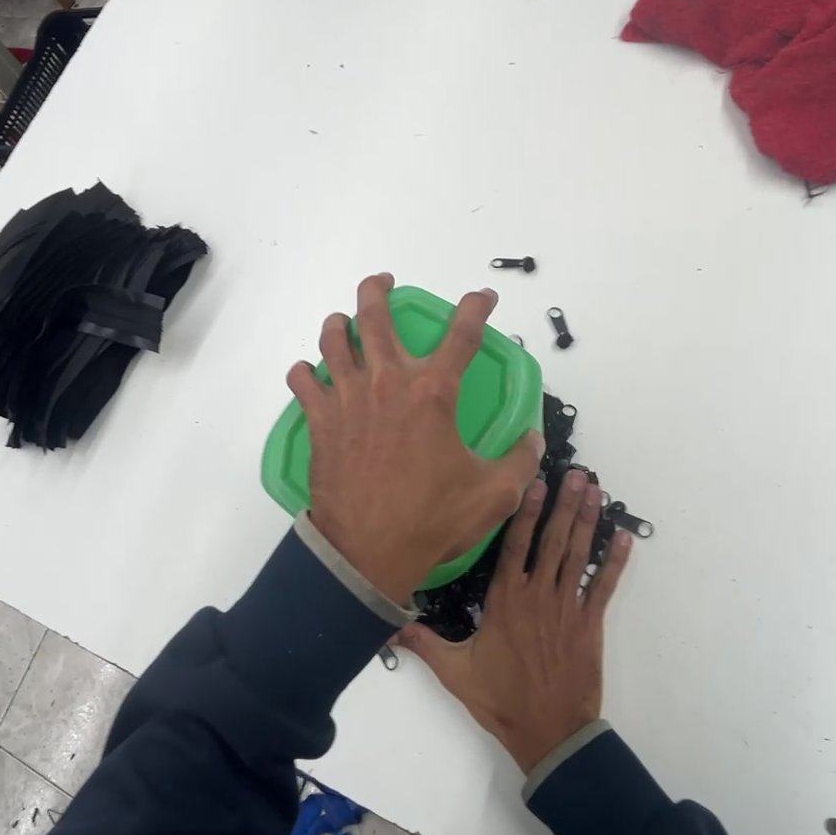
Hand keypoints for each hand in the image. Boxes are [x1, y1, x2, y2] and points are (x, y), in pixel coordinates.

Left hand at [286, 273, 543, 604]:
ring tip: (344, 324)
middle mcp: (386, 381)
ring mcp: (347, 398)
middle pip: (374, 314)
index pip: (462, 333)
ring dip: (338, 324)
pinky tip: (312, 376)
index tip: (484, 297)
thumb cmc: (432, 519)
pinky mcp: (319, 420)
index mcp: (433, 392)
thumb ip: (519, 460)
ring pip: (332, 339)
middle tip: (384, 283)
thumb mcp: (493, 493)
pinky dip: (305, 373)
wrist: (367, 551)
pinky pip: (302, 381)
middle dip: (378, 288)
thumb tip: (533, 439)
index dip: (477, 307)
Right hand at [397, 470, 631, 772]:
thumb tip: (387, 627)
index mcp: (505, 600)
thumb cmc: (501, 700)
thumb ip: (424, 644)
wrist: (550, 735)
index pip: (515, 545)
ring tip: (595, 490)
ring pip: (578, 555)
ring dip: (588, 521)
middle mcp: (537, 595)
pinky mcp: (589, 625)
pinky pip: (604, 587)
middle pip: (551, 540)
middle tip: (575, 472)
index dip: (525, 511)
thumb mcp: (455, 672)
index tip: (533, 482)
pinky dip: (616, 561)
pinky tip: (626, 537)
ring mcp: (566, 608)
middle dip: (563, 504)